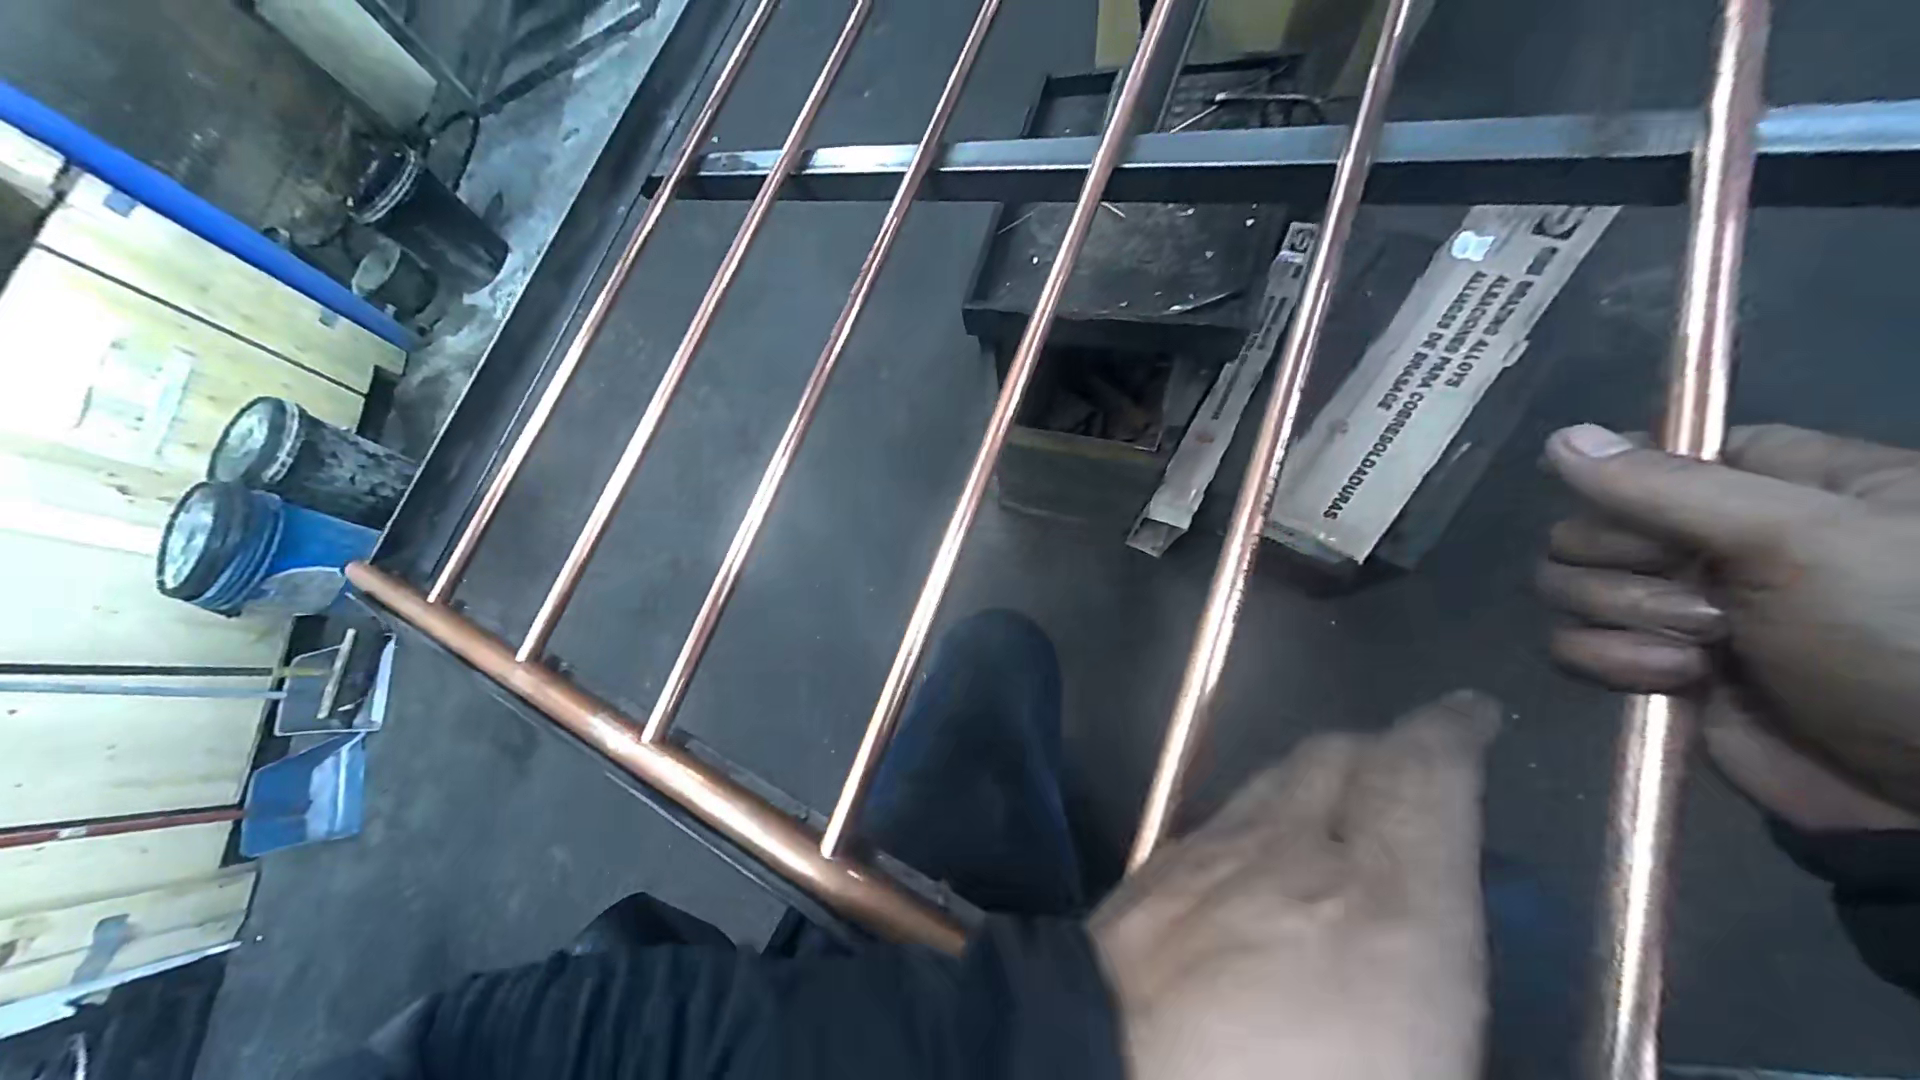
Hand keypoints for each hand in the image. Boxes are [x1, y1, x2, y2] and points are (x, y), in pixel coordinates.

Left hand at [1092, 691, 1498, 1079]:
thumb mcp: (1418, 1063)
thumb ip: (1436, 1000)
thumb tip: (1426, 967)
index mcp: (1384, 913)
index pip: (1421, 778)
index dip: (1450, 735)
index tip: (1470, 715)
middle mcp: (1290, 856)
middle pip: (1337, 757)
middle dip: (1383, 748)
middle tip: (1415, 766)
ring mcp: (1207, 856)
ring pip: (1273, 782)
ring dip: (1315, 781)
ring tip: (1341, 806)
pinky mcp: (1149, 876)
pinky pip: (1219, 821)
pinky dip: (1256, 820)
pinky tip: (1256, 859)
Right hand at [1538, 422, 1919, 829]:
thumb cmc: (1905, 635)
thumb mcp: (1801, 538)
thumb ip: (1667, 485)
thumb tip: (1559, 436)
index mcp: (1781, 492)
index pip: (1665, 455)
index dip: (1627, 477)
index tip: (1625, 503)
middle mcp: (1724, 545)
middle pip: (1596, 524)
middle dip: (1622, 561)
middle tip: (1695, 589)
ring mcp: (1684, 609)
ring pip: (1571, 584)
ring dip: (1618, 614)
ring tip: (1700, 647)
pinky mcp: (1654, 665)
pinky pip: (1574, 642)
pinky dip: (1608, 659)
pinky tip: (1671, 678)